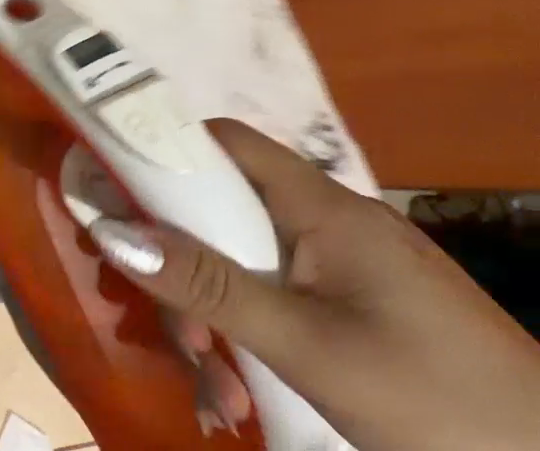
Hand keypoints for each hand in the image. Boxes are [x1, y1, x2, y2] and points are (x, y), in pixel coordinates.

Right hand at [91, 118, 539, 450]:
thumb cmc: (439, 401)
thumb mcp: (308, 348)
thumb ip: (206, 284)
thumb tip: (106, 227)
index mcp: (326, 211)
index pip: (222, 142)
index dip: (157, 148)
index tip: (105, 190)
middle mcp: (331, 225)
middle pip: (218, 213)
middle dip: (176, 265)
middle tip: (168, 328)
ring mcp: (345, 269)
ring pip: (239, 263)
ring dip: (207, 316)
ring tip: (215, 387)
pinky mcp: (357, 308)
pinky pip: (272, 297)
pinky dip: (243, 334)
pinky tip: (240, 389)